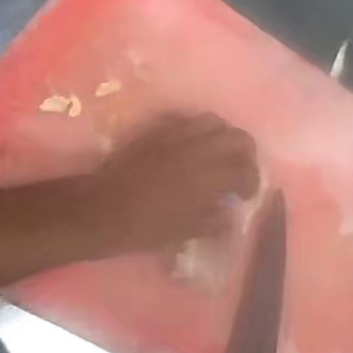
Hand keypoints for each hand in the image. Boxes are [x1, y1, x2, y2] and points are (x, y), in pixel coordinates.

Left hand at [70, 113, 259, 260]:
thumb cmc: (144, 227)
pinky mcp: (157, 130)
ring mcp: (177, 135)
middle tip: (239, 170)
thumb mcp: (185, 233)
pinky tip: (190, 144)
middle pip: (238, 138)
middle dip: (245, 154)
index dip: (252, 183)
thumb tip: (230, 213)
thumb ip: (215, 221)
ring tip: (217, 153)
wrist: (100, 209)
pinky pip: (186, 119)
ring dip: (222, 137)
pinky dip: (195, 129)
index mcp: (210, 176)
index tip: (246, 195)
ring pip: (214, 122)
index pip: (246, 171)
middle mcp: (199, 149)